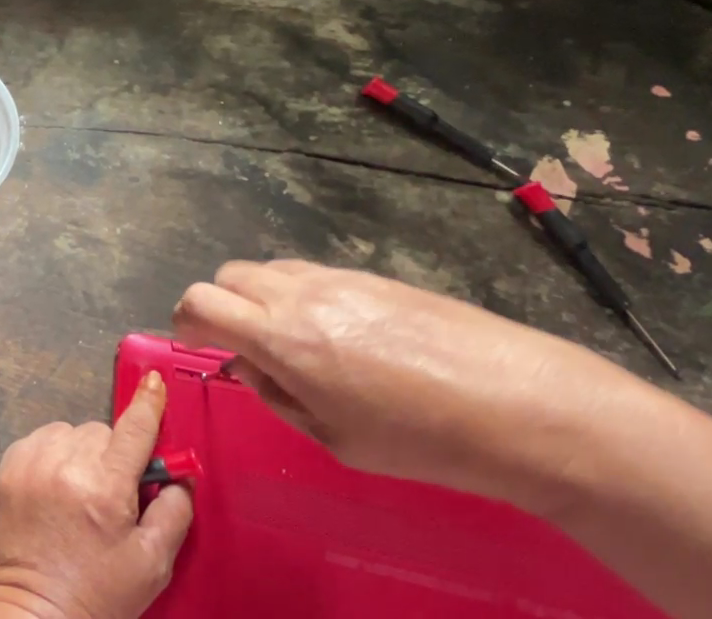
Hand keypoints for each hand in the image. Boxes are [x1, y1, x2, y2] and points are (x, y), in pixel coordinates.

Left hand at [0, 371, 193, 618]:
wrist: (35, 611)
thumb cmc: (99, 592)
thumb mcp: (152, 562)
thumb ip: (172, 512)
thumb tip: (177, 477)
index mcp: (105, 486)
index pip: (133, 429)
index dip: (148, 404)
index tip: (154, 381)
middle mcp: (65, 462)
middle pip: (101, 432)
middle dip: (113, 455)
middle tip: (114, 494)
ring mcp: (31, 460)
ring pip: (69, 432)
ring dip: (81, 451)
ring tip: (81, 492)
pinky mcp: (8, 465)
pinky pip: (41, 440)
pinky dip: (53, 453)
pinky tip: (56, 486)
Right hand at [172, 259, 653, 513]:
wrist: (526, 407)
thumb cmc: (423, 440)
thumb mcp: (334, 439)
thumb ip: (277, 395)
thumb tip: (249, 366)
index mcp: (280, 337)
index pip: (198, 302)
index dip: (184, 322)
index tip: (199, 345)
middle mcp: (297, 295)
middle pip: (226, 277)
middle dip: (220, 306)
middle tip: (247, 345)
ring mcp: (337, 279)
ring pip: (268, 270)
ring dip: (259, 297)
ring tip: (294, 338)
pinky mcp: (372, 276)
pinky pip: (311, 274)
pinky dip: (300, 295)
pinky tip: (341, 333)